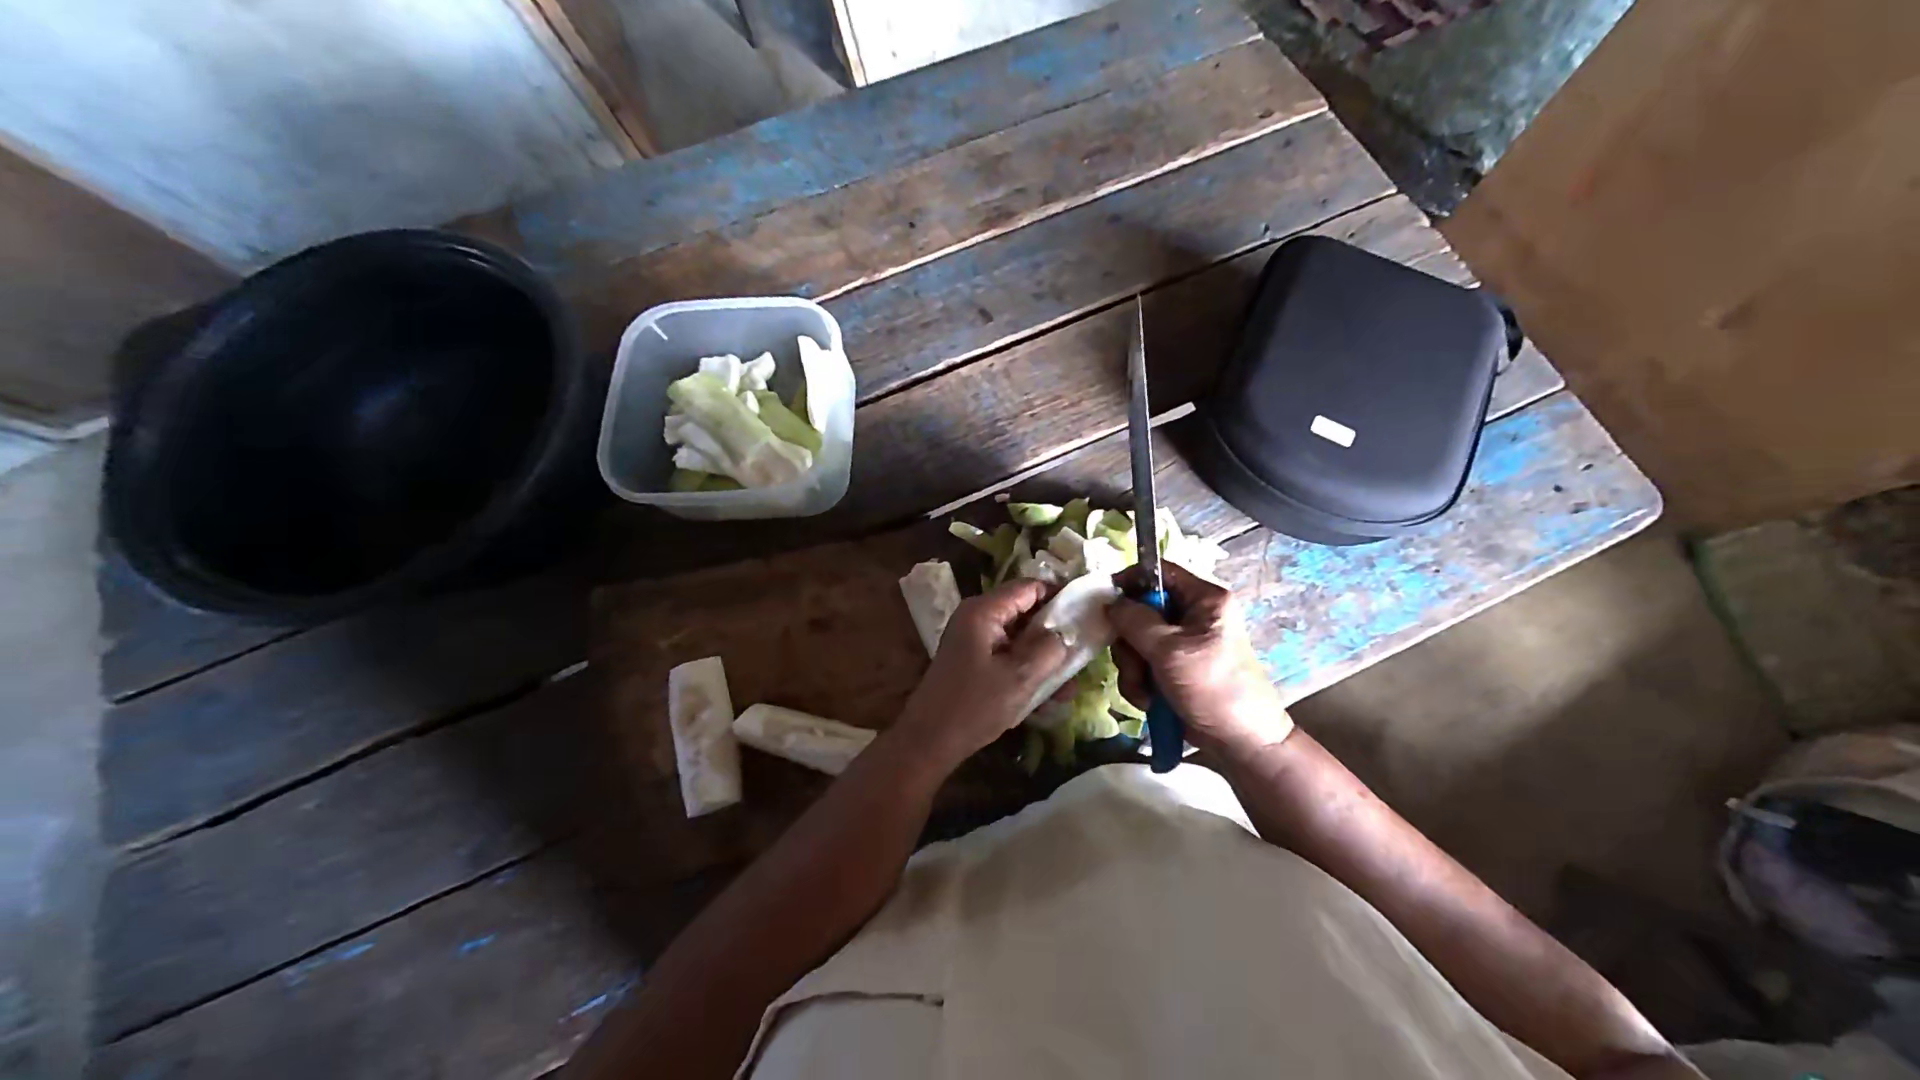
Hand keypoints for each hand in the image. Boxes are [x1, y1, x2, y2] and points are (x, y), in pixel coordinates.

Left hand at [895, 578, 1067, 765]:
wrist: (929, 741)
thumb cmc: (974, 705)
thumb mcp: (1020, 677)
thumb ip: (1049, 649)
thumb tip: (1068, 631)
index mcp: (984, 611)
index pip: (1029, 586)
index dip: (1060, 595)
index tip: (1087, 612)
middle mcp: (977, 617)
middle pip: (1025, 611)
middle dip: (1055, 631)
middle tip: (1085, 648)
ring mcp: (973, 640)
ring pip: (1019, 638)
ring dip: (1044, 657)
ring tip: (1072, 682)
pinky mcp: (973, 662)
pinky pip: (1007, 656)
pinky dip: (1027, 670)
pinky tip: (1050, 698)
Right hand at [1108, 561, 1292, 756]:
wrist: (1239, 741)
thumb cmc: (1214, 688)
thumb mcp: (1170, 650)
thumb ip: (1135, 620)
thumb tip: (1109, 602)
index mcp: (1204, 599)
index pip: (1159, 571)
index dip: (1131, 580)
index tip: (1108, 600)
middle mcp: (1191, 616)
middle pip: (1140, 610)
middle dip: (1131, 642)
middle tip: (1136, 662)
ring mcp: (1179, 644)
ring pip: (1135, 642)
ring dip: (1133, 668)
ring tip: (1148, 690)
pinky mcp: (1171, 669)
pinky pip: (1140, 665)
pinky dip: (1140, 683)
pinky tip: (1151, 700)